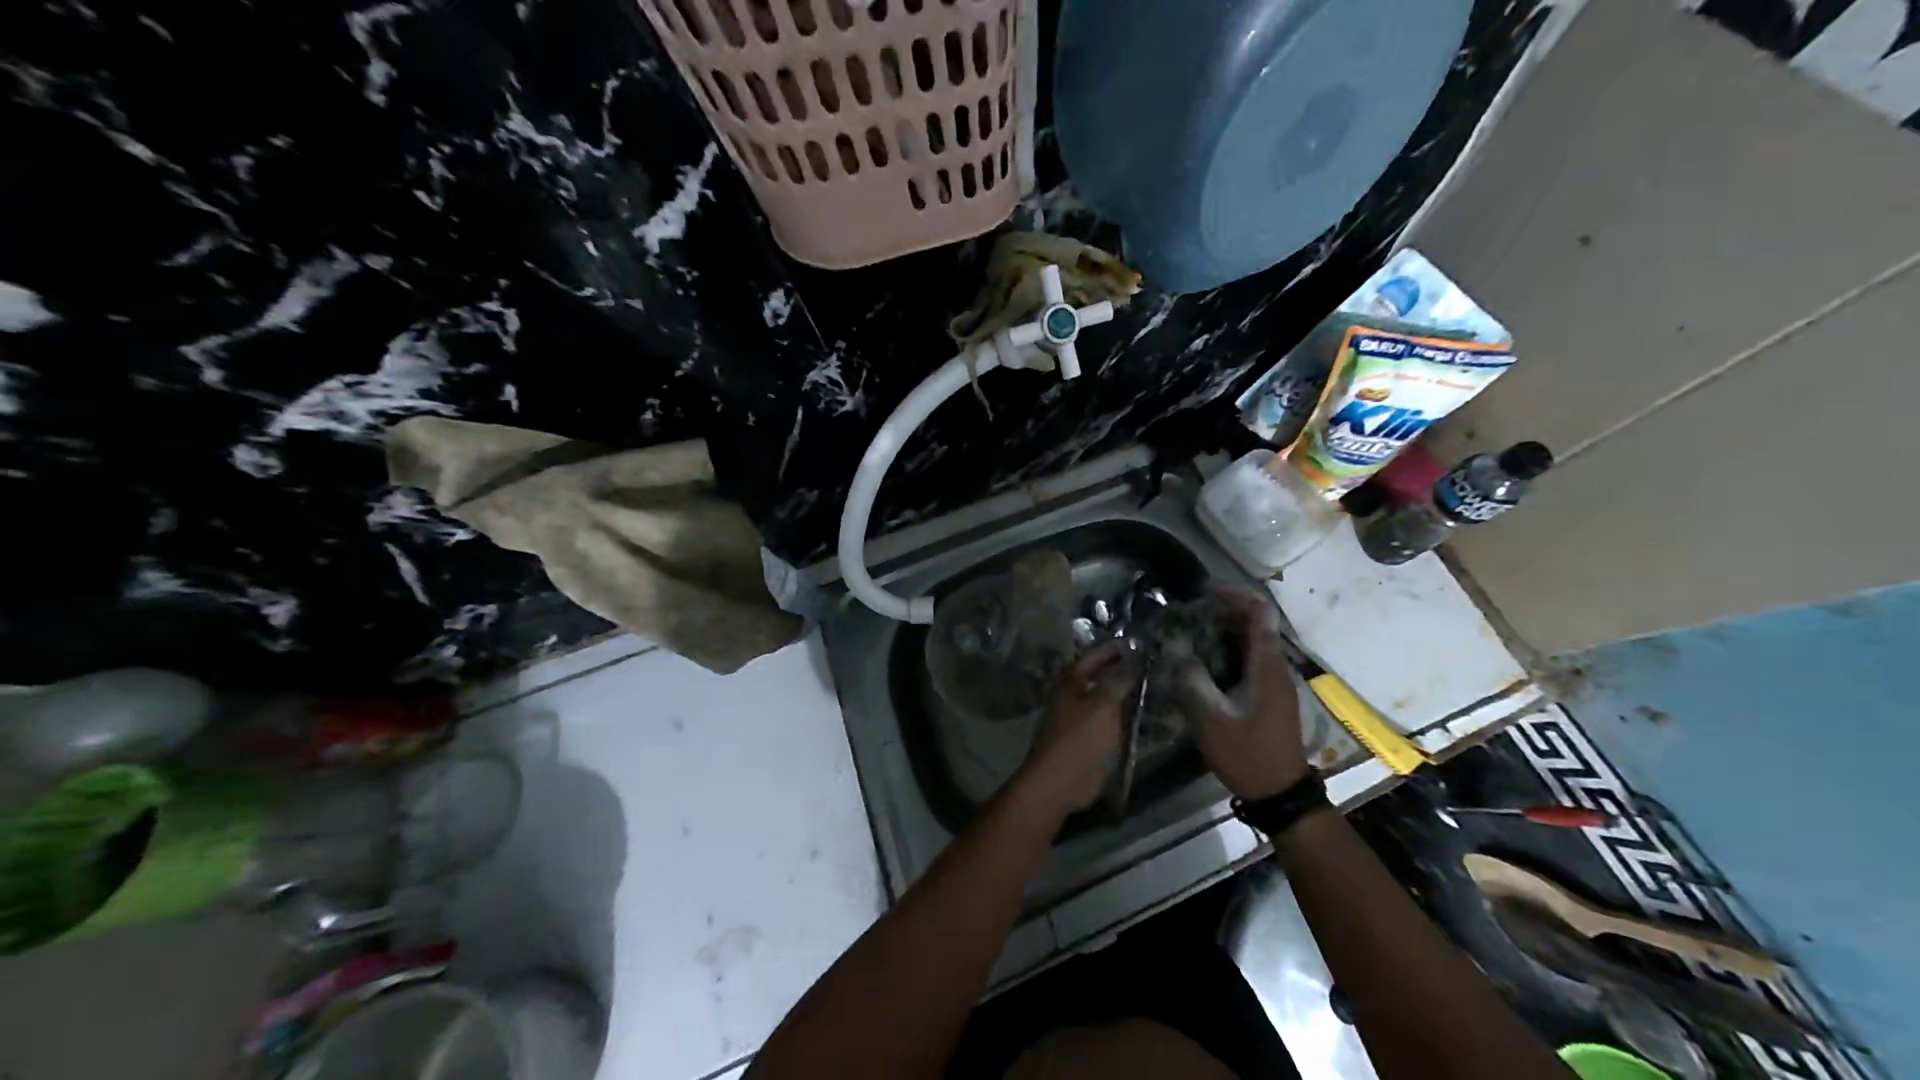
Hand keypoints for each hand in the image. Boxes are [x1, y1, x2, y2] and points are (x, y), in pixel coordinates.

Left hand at [1014, 641, 1138, 817]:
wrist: (1061, 780)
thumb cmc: (1080, 737)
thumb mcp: (1104, 703)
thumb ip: (1120, 678)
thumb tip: (1136, 655)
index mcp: (1072, 678)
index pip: (1096, 653)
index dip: (1118, 647)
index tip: (1143, 643)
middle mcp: (1075, 692)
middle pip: (1102, 673)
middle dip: (1124, 667)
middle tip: (1154, 662)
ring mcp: (1082, 714)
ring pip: (1108, 695)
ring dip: (1127, 690)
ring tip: (1157, 683)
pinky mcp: (1090, 735)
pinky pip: (1111, 717)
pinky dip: (1127, 712)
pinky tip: (1146, 711)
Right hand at [1177, 589, 1310, 799]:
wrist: (1279, 792)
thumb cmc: (1247, 754)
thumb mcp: (1211, 719)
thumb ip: (1193, 681)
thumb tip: (1181, 655)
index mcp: (1266, 666)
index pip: (1259, 614)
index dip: (1235, 595)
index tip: (1204, 591)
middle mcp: (1275, 667)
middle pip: (1256, 623)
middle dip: (1224, 610)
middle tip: (1188, 610)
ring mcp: (1274, 682)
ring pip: (1252, 641)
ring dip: (1224, 630)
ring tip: (1190, 630)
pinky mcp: (1268, 695)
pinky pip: (1249, 659)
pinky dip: (1227, 649)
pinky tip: (1202, 660)